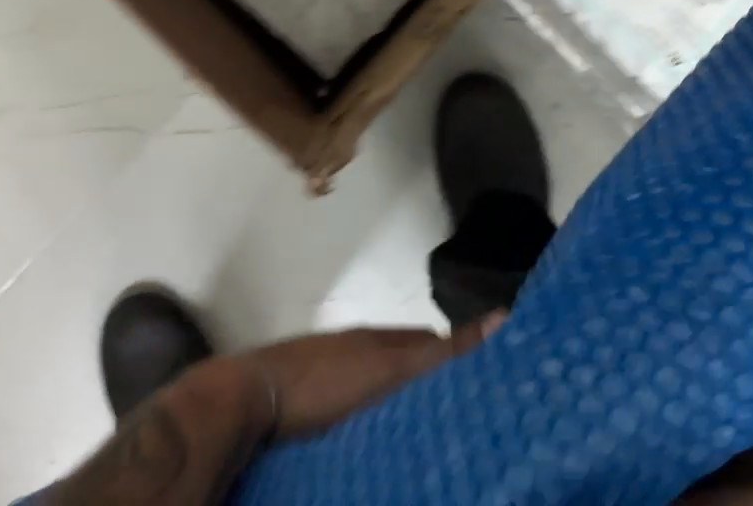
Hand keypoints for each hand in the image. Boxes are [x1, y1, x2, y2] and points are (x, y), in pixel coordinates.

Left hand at [230, 315, 503, 438]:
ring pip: (374, 383)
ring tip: (419, 431)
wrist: (248, 396)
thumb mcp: (392, 368)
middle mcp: (355, 347)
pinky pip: (349, 402)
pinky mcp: (304, 397)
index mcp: (376, 337)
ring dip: (396, 400)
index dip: (456, 360)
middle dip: (428, 382)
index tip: (482, 388)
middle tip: (455, 417)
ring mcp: (326, 370)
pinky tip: (372, 434)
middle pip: (402, 362)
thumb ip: (443, 352)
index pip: (429, 343)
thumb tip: (504, 317)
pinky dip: (367, 412)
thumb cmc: (326, 380)